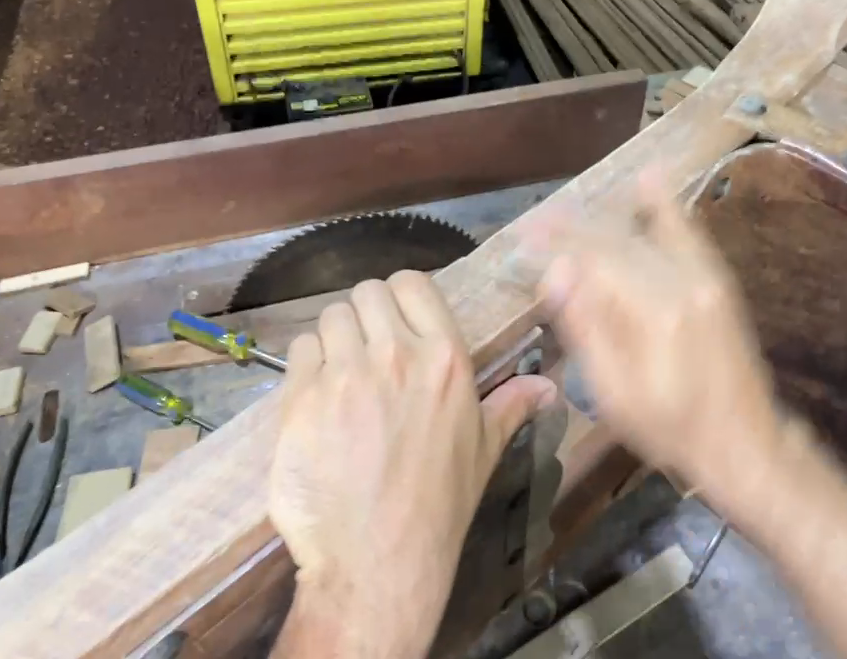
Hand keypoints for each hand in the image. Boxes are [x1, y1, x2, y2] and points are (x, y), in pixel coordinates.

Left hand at [269, 270, 556, 658]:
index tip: (396, 321)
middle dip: (365, 316)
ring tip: (339, 376)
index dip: (400, 297)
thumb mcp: (484, 450)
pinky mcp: (302, 396)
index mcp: (444, 357)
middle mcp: (395, 353)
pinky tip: (317, 399)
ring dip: (334, 339)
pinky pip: (299, 351)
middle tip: (366, 351)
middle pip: (367, 292)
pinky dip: (306, 366)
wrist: (377, 562)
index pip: (412, 282)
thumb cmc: (438, 506)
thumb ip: (512, 404)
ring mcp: (346, 373)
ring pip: (330, 317)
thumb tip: (547, 385)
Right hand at [531, 170, 785, 489]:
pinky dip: (665, 206)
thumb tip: (555, 271)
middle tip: (535, 220)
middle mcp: (681, 281)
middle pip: (616, 240)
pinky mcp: (717, 281)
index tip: (524, 235)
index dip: (556, 243)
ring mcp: (705, 278)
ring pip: (646, 232)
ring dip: (604, 216)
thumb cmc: (672, 430)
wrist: (747, 445)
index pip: (594, 259)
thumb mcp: (616, 394)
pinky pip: (687, 233)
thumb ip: (586, 328)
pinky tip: (650, 178)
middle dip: (572, 226)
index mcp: (654, 311)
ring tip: (568, 207)